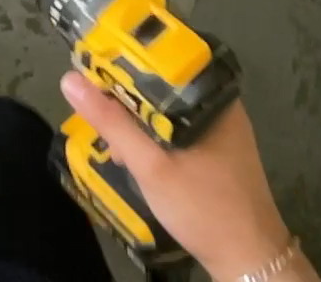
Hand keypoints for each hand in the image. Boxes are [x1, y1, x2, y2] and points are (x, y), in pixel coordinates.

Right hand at [60, 75, 300, 280]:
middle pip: (160, 83)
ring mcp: (220, 128)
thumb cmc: (203, 207)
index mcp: (211, 97)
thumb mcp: (150, 165)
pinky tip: (136, 155)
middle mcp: (218, 105)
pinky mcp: (217, 149)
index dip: (123, 58)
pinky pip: (175, 126)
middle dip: (125, 96)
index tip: (92, 67)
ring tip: (116, 144)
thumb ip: (110, 121)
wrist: (251, 264)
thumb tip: (70, 79)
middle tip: (100, 114)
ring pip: (166, 106)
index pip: (159, 58)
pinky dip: (153, 133)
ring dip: (137, 118)